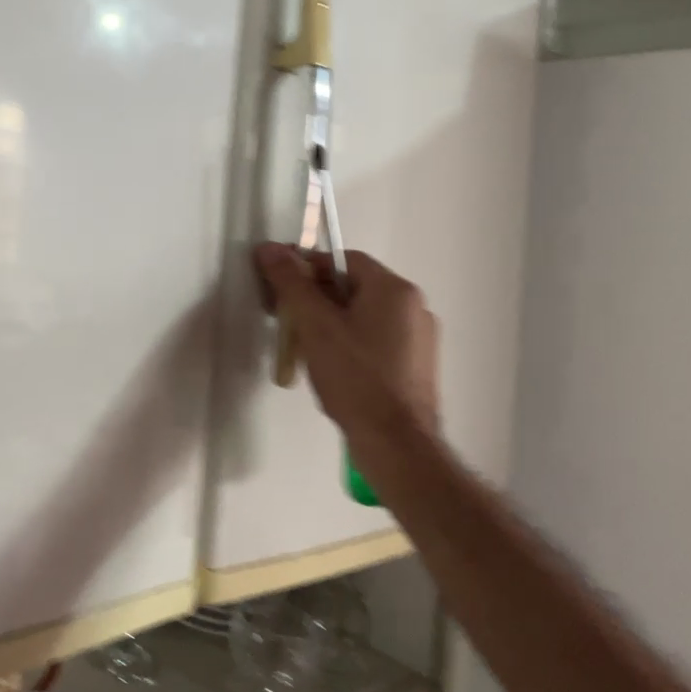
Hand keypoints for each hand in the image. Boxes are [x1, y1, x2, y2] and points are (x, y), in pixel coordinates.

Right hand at [254, 242, 439, 438]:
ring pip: (364, 315)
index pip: (342, 260)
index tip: (281, 288)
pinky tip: (334, 369)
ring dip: (331, 323)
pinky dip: (351, 344)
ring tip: (307, 348)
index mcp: (394, 289)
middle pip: (353, 287)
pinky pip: (377, 340)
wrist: (396, 444)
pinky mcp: (417, 366)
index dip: (307, 269)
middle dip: (316, 299)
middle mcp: (414, 307)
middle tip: (288, 320)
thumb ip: (291, 283)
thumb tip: (270, 247)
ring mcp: (420, 339)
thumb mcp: (314, 325)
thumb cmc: (355, 378)